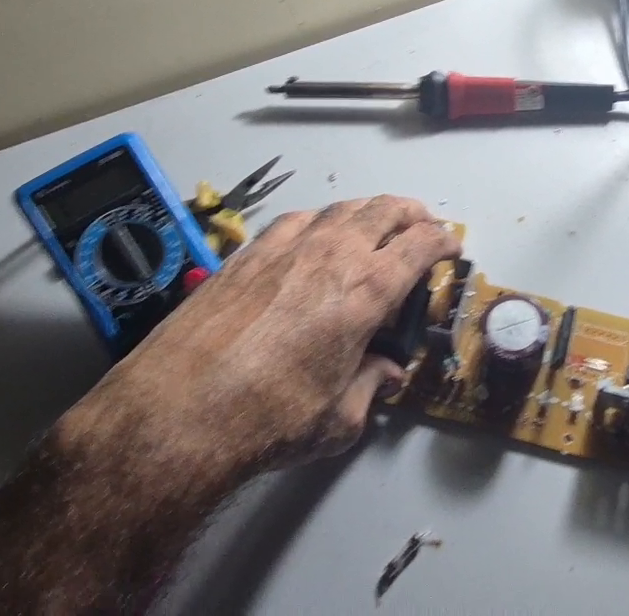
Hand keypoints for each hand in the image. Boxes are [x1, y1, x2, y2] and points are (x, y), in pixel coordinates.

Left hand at [57, 196, 460, 478]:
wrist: (176, 412)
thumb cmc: (268, 420)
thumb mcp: (338, 420)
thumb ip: (370, 387)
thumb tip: (385, 374)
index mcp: (367, 290)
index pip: (421, 244)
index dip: (444, 240)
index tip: (451, 247)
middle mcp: (333, 253)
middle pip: (386, 209)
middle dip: (413, 213)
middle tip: (422, 226)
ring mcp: (287, 246)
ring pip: (342, 207)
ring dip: (369, 212)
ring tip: (374, 225)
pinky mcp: (248, 252)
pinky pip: (297, 220)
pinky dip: (320, 221)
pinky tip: (313, 237)